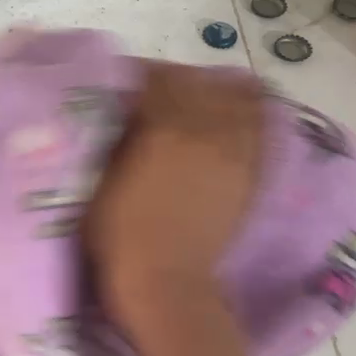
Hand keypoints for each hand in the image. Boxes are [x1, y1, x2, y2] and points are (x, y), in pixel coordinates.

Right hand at [86, 61, 263, 341]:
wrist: (164, 282)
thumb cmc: (117, 230)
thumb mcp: (98, 176)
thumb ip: (113, 132)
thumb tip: (118, 105)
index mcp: (169, 129)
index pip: (158, 78)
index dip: (135, 74)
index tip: (114, 81)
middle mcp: (212, 132)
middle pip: (199, 82)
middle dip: (172, 80)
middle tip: (146, 91)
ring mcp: (240, 152)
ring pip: (238, 98)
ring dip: (211, 92)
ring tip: (187, 102)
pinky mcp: (253, 173)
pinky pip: (257, 125)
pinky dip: (241, 113)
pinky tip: (220, 122)